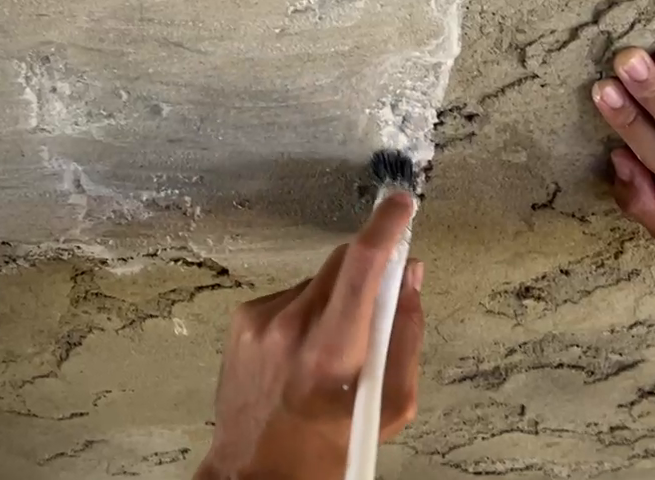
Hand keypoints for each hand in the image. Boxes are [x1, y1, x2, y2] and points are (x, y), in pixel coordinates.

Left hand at [196, 194, 423, 479]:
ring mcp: (261, 319)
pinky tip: (301, 350)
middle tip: (377, 302)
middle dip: (367, 269)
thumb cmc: (329, 448)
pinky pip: (291, 295)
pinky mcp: (243, 317)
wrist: (252, 473)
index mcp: (331, 353)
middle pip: (341, 262)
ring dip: (335, 297)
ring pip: (318, 279)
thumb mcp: (390, 409)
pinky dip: (307, 311)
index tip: (401, 201)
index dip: (385, 228)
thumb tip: (411, 275)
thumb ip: (407, 337)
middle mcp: (291, 326)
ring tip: (329, 348)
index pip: (361, 268)